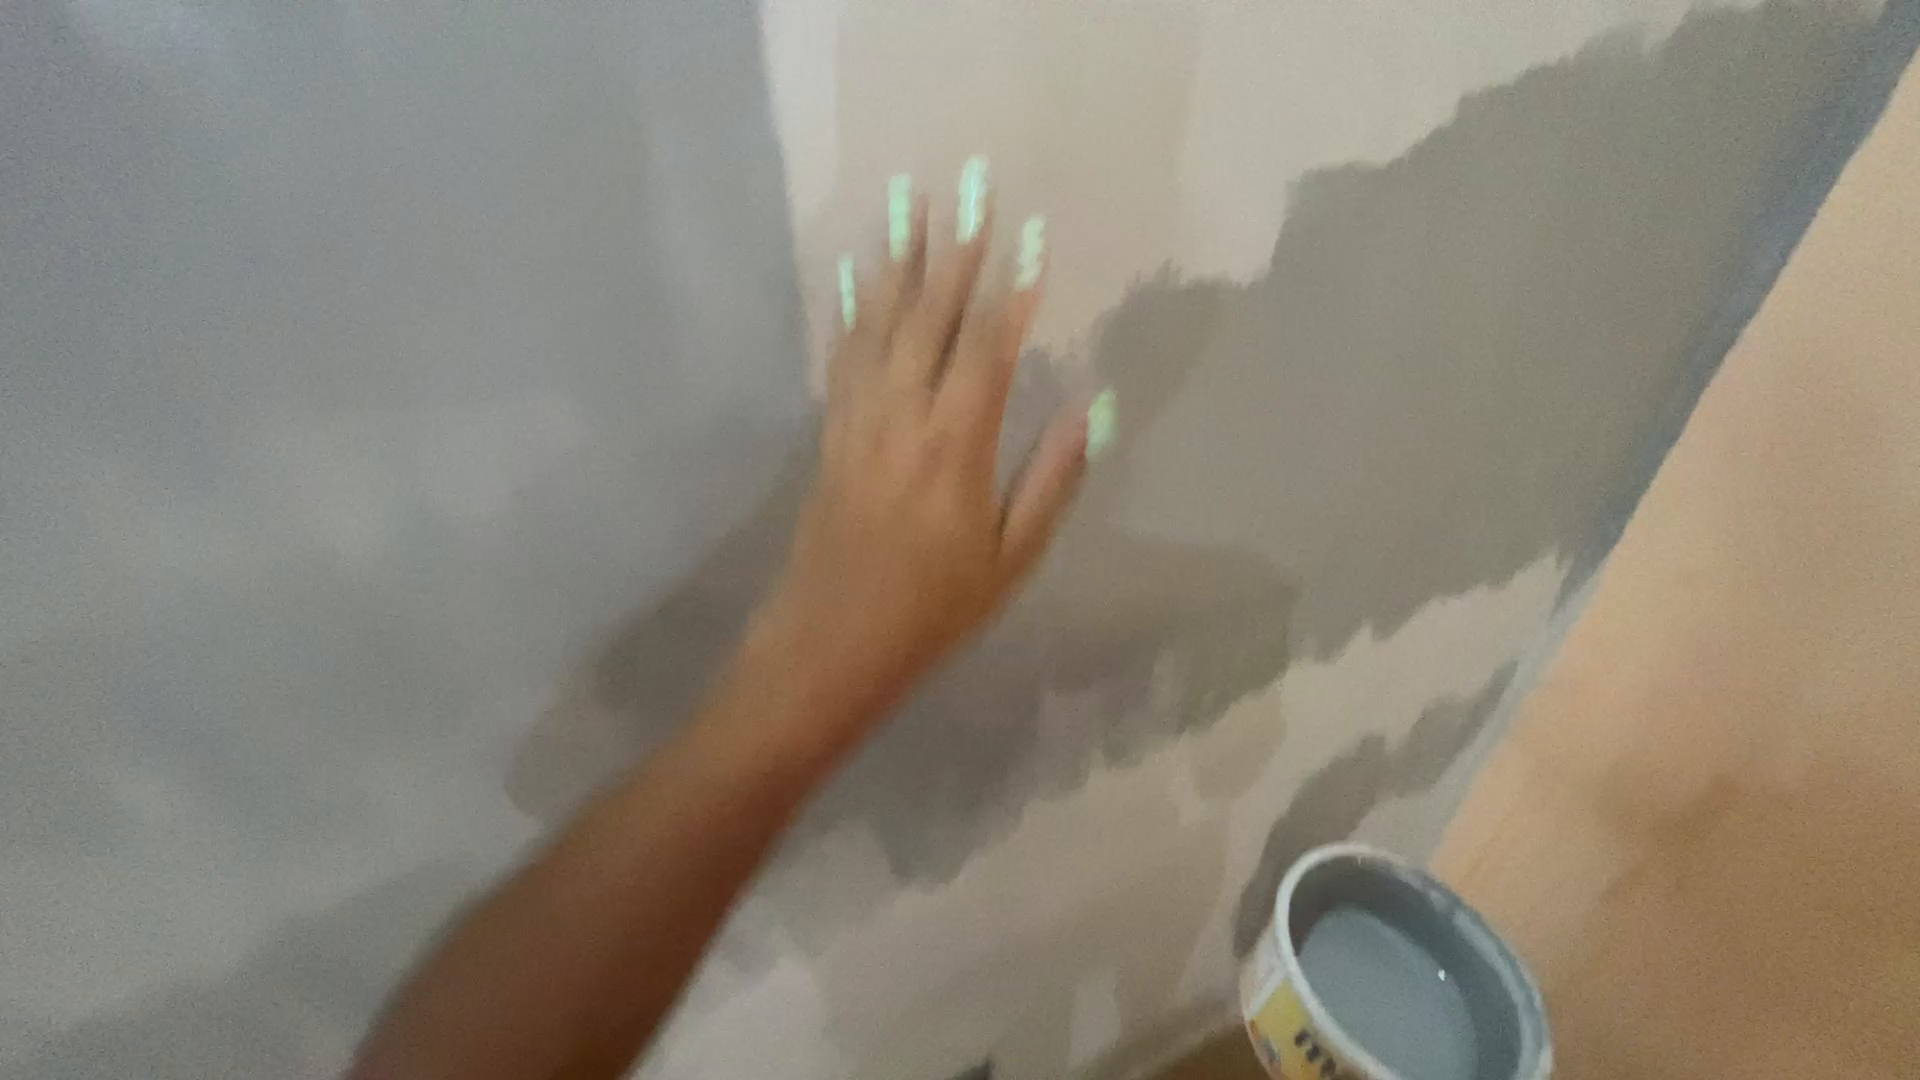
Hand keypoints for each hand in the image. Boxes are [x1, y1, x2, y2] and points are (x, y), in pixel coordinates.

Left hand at [758, 170, 1093, 724]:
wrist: (833, 640)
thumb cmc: (934, 609)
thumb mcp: (1011, 559)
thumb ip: (1052, 479)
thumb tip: (1091, 408)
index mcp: (956, 449)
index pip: (988, 351)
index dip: (1011, 292)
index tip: (1030, 236)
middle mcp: (902, 419)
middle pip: (928, 320)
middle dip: (953, 250)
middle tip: (966, 186)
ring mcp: (858, 422)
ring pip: (878, 327)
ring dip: (898, 263)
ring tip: (909, 205)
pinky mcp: (831, 435)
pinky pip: (842, 359)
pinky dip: (851, 312)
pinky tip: (855, 278)